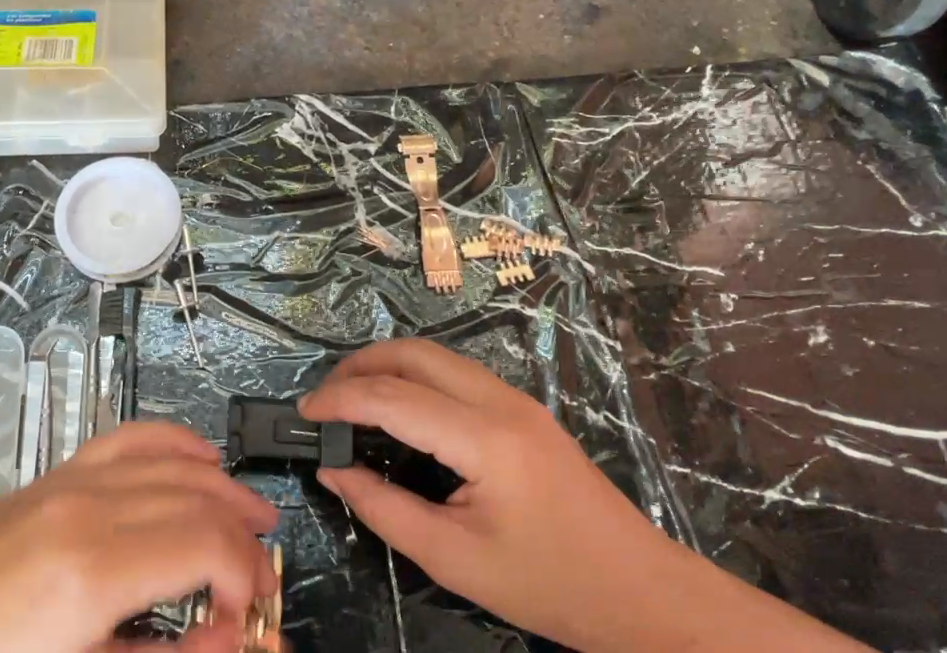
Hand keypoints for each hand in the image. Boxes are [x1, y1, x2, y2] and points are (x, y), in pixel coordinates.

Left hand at [0, 422, 278, 652]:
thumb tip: (224, 637)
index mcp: (91, 570)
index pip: (208, 543)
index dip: (248, 576)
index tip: (252, 613)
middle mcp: (82, 508)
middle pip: (196, 494)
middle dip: (242, 532)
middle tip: (260, 576)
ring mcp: (60, 485)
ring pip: (166, 457)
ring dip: (216, 482)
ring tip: (248, 514)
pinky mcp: (42, 482)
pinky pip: (120, 442)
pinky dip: (168, 443)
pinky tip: (192, 457)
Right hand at [300, 339, 869, 652]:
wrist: (643, 593)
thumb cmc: (549, 584)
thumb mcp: (453, 559)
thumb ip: (383, 509)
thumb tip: (333, 471)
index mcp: (484, 439)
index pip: (392, 396)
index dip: (339, 399)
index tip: (304, 413)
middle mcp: (500, 402)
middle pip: (414, 353)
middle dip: (359, 365)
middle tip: (323, 399)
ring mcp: (517, 401)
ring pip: (436, 356)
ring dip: (387, 367)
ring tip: (350, 400)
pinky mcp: (524, 411)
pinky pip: (456, 374)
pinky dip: (415, 379)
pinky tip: (397, 410)